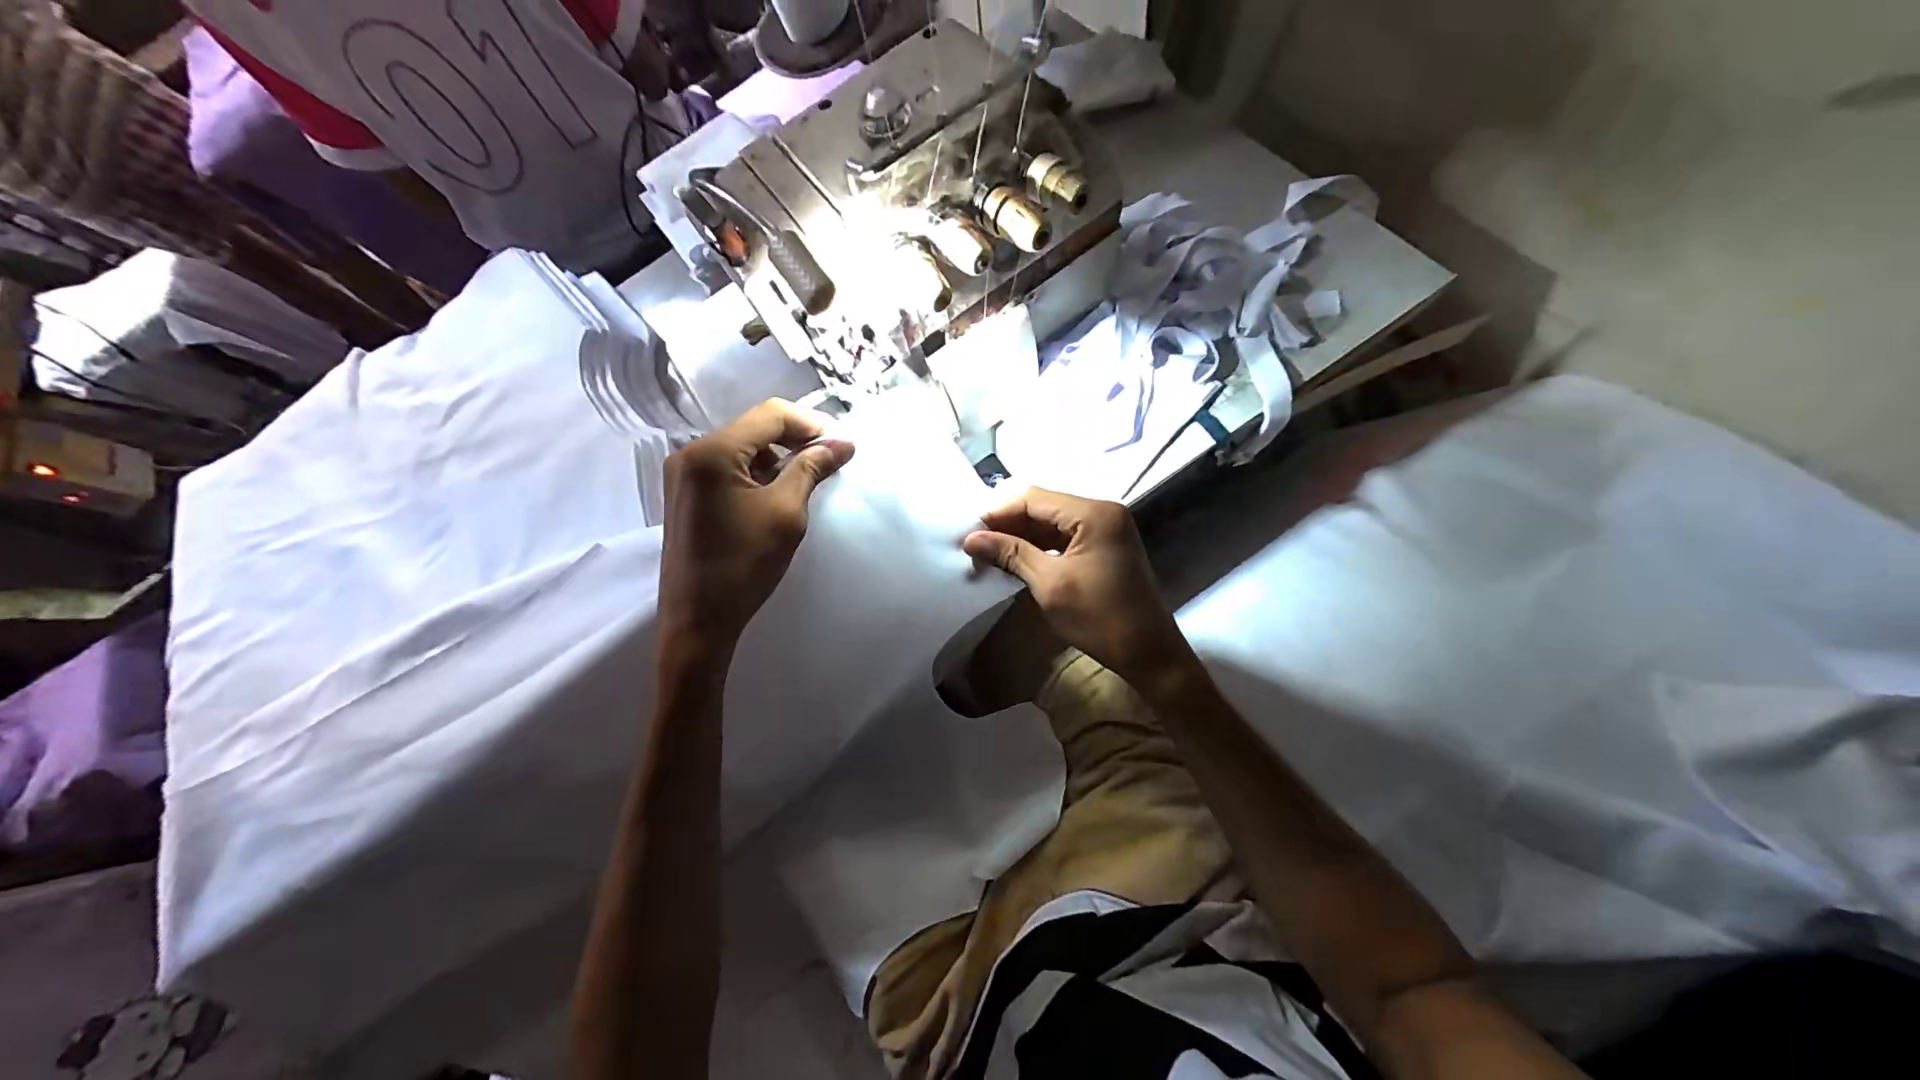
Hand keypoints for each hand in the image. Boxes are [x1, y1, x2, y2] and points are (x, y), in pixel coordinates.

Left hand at [659, 399, 854, 650]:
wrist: (697, 620)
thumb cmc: (744, 565)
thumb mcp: (786, 512)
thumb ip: (811, 469)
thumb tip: (842, 442)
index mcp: (711, 452)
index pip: (769, 415)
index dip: (810, 423)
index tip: (839, 446)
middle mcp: (690, 453)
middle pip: (753, 428)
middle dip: (794, 440)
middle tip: (829, 462)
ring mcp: (683, 474)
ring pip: (741, 448)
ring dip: (776, 458)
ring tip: (805, 482)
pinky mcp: (685, 494)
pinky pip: (727, 469)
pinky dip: (755, 474)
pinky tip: (775, 495)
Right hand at [963, 488, 1195, 688]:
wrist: (1149, 653)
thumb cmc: (1100, 618)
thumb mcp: (1050, 585)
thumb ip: (1011, 554)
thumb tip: (971, 539)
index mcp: (1093, 513)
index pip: (1034, 498)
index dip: (999, 513)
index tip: (969, 532)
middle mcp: (1102, 511)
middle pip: (1043, 507)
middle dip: (1008, 524)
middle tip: (975, 544)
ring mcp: (1106, 528)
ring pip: (1052, 522)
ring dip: (1021, 536)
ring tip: (989, 553)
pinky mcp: (1105, 546)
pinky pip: (1064, 537)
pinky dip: (1040, 546)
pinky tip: (1016, 559)